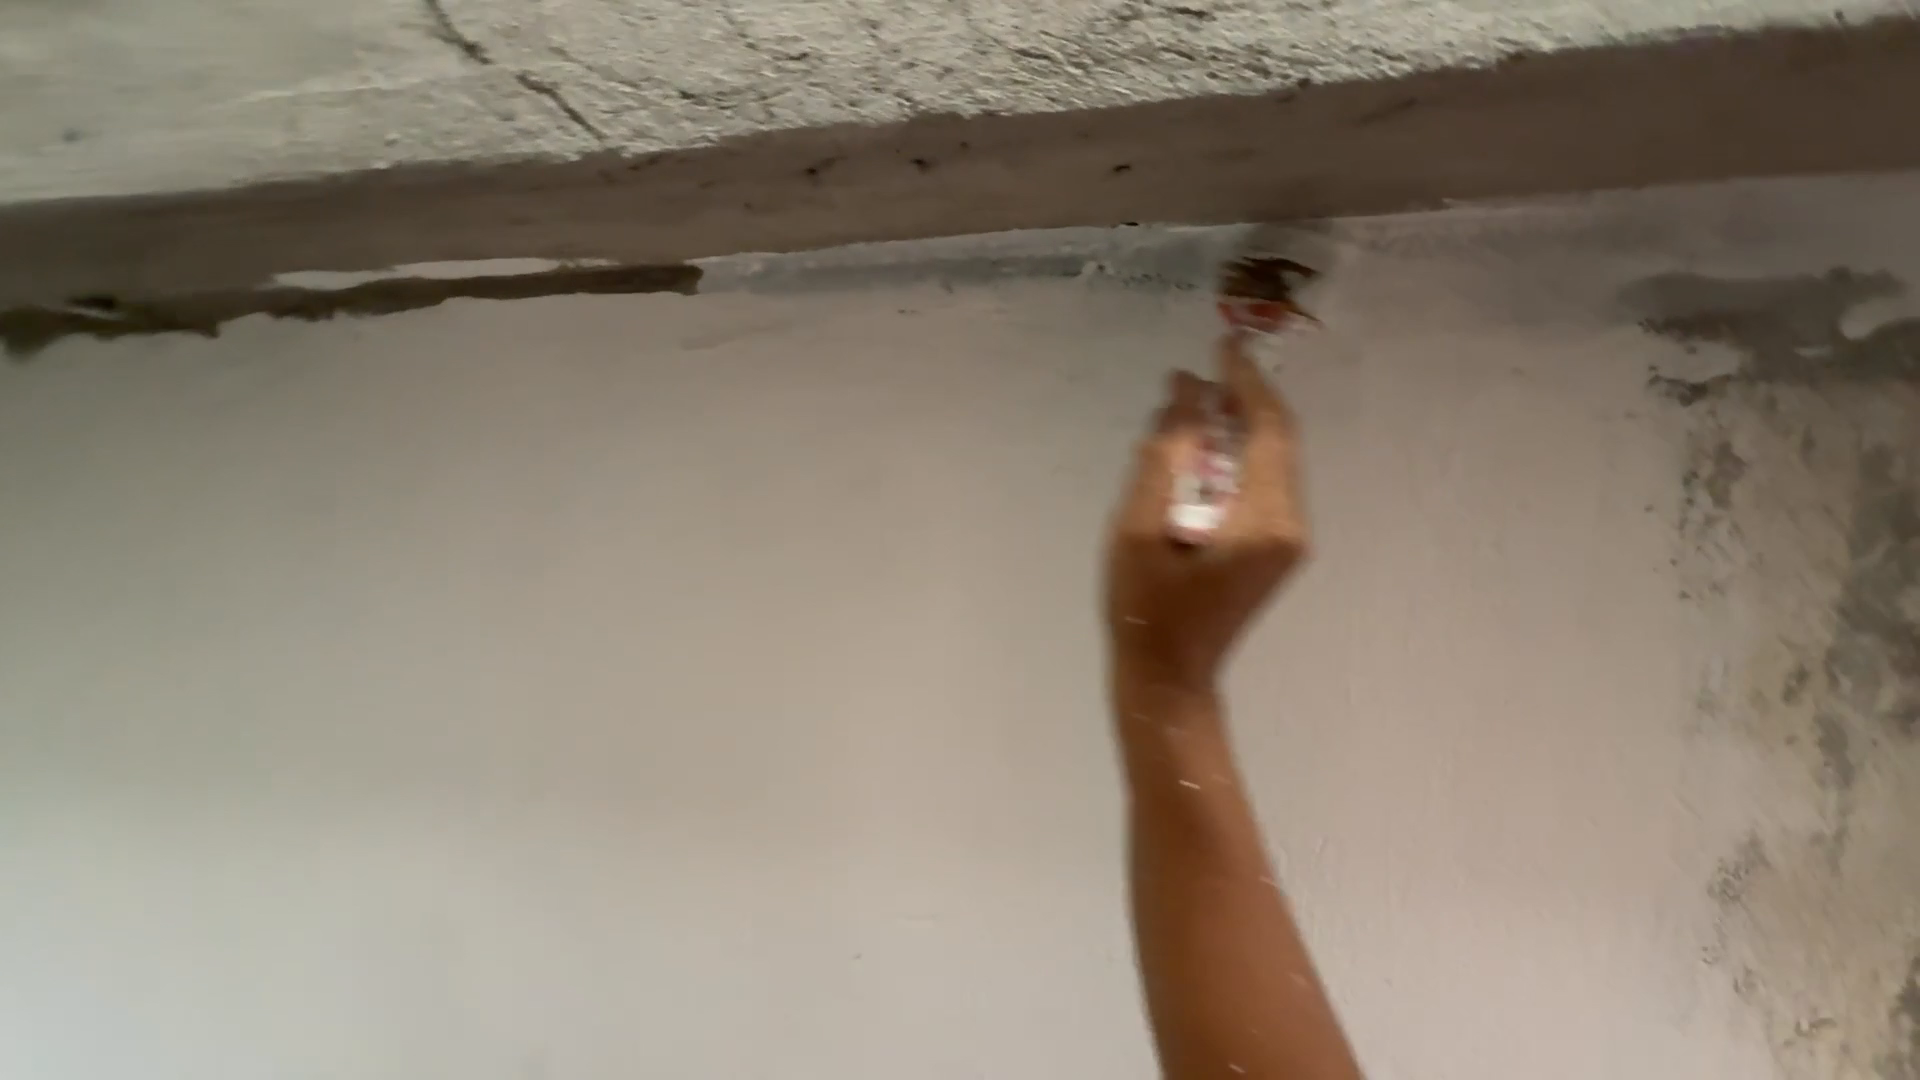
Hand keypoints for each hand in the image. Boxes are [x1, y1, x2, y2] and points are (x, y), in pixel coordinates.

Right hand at [1104, 333, 1308, 691]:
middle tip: (1200, 370)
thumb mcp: (1137, 530)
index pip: (1268, 430)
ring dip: (1238, 426)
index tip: (1220, 344)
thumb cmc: (1143, 610)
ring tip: (1195, 401)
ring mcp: (1288, 540)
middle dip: (1242, 399)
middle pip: (1278, 440)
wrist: (1168, 677)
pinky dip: (1236, 457)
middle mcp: (1291, 526)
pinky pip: (1264, 484)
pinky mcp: (1276, 549)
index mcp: (1263, 522)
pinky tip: (1203, 449)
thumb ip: (1162, 458)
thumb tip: (1181, 393)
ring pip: (1273, 460)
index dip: (1246, 382)